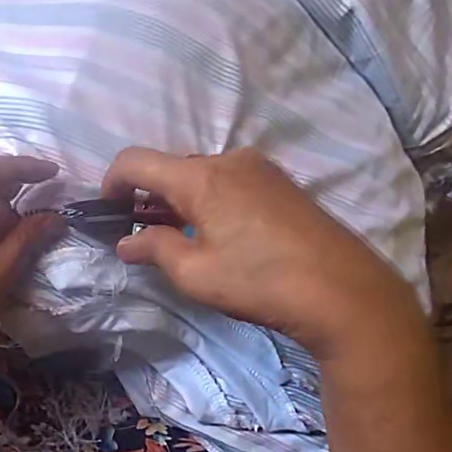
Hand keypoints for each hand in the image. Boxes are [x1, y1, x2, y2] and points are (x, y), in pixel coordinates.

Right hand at [101, 148, 429, 364]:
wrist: (344, 292)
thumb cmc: (259, 282)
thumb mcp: (195, 273)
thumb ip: (154, 249)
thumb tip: (127, 242)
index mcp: (200, 177)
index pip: (135, 161)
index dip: (111, 182)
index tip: (107, 212)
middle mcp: (229, 159)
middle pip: (170, 167)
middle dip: (147, 196)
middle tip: (142, 235)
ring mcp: (260, 168)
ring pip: (201, 174)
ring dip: (179, 200)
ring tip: (179, 238)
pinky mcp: (281, 183)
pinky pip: (229, 181)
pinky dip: (209, 200)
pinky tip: (218, 234)